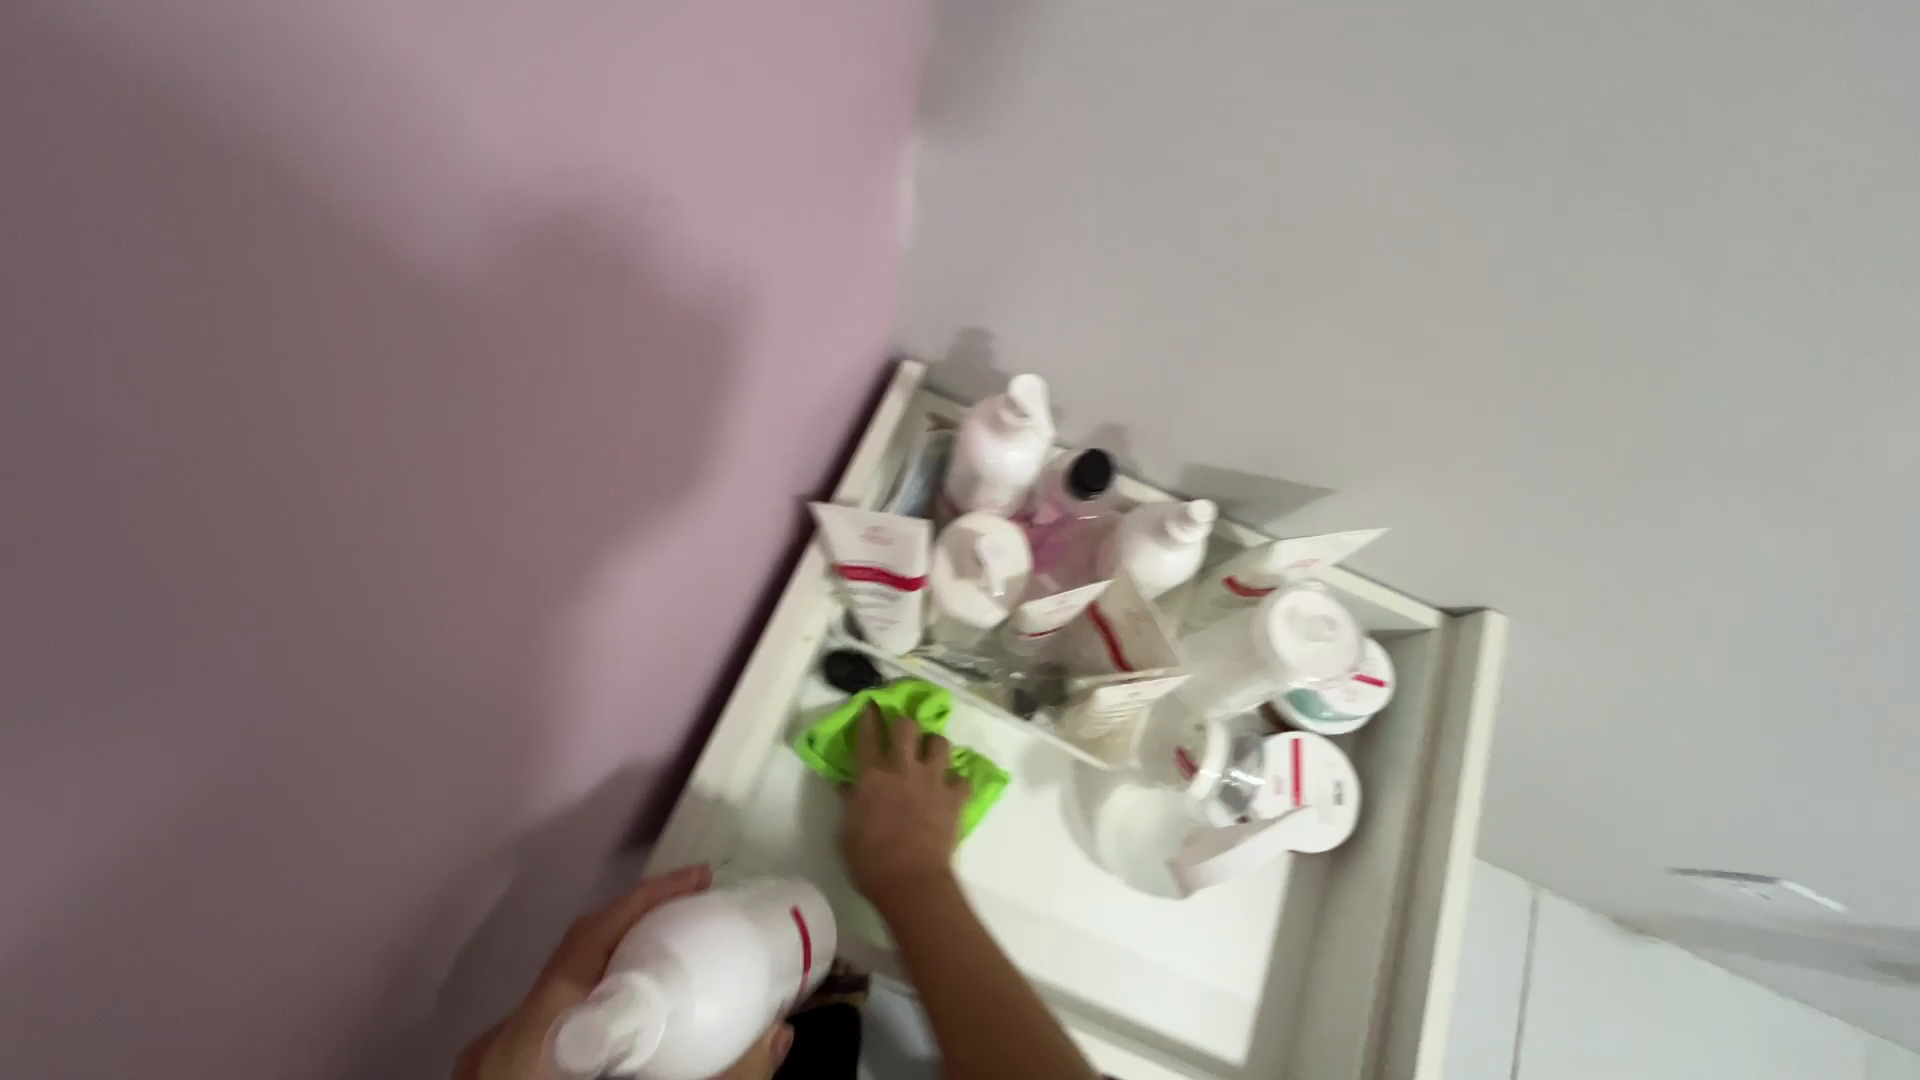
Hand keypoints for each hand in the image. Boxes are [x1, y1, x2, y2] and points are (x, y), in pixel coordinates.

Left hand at [453, 864, 794, 1079]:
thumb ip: (726, 1078)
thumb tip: (778, 1032)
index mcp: (533, 1041)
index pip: (592, 938)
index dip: (649, 898)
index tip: (702, 881)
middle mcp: (499, 1042)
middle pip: (579, 954)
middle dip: (641, 922)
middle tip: (696, 910)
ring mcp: (486, 1065)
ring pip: (561, 988)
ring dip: (617, 963)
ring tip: (670, 954)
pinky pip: (547, 1019)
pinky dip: (593, 1002)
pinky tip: (626, 1018)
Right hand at [840, 703, 968, 912]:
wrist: (910, 881)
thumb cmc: (869, 861)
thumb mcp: (847, 831)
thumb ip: (850, 801)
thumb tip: (848, 784)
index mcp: (872, 776)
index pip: (868, 735)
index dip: (869, 716)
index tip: (871, 705)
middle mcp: (902, 768)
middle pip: (907, 726)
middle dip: (905, 725)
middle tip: (904, 734)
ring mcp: (932, 780)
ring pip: (940, 742)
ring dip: (935, 746)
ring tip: (932, 755)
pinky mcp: (954, 796)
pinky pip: (963, 778)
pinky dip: (958, 782)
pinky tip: (953, 790)